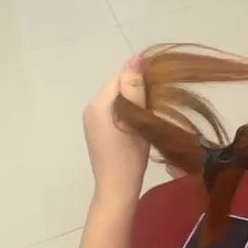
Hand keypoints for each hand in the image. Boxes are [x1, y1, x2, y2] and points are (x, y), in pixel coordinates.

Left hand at [84, 59, 150, 198]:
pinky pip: (113, 112)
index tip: (156, 94)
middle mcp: (91, 108)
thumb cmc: (129, 155)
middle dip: (136, 92)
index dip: (140, 82)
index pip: (121, 77)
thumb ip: (134, 88)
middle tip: (155, 107)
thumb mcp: (137, 119)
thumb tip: (134, 60)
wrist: (116, 188)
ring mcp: (91, 120)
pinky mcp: (96, 131)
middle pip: (118, 87)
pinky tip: (137, 126)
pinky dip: (127, 114)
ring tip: (148, 117)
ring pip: (117, 100)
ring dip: (133, 104)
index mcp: (99, 103)